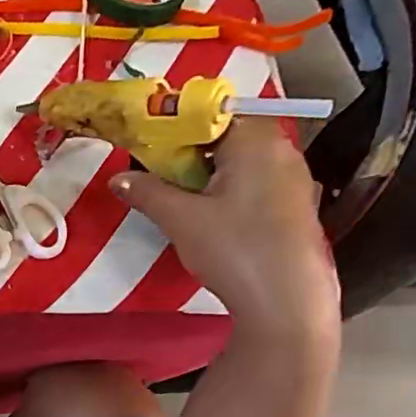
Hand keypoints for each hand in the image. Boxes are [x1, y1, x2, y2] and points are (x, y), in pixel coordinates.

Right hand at [109, 119, 337, 336]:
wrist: (286, 300)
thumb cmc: (233, 248)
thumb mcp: (181, 220)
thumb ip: (148, 193)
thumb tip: (117, 178)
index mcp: (255, 140)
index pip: (211, 116)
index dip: (178, 130)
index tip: (152, 153)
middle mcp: (282, 149)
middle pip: (229, 138)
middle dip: (193, 154)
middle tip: (163, 179)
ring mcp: (295, 178)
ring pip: (244, 163)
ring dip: (212, 175)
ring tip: (186, 202)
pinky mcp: (298, 206)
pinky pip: (258, 184)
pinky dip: (234, 191)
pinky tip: (217, 219)